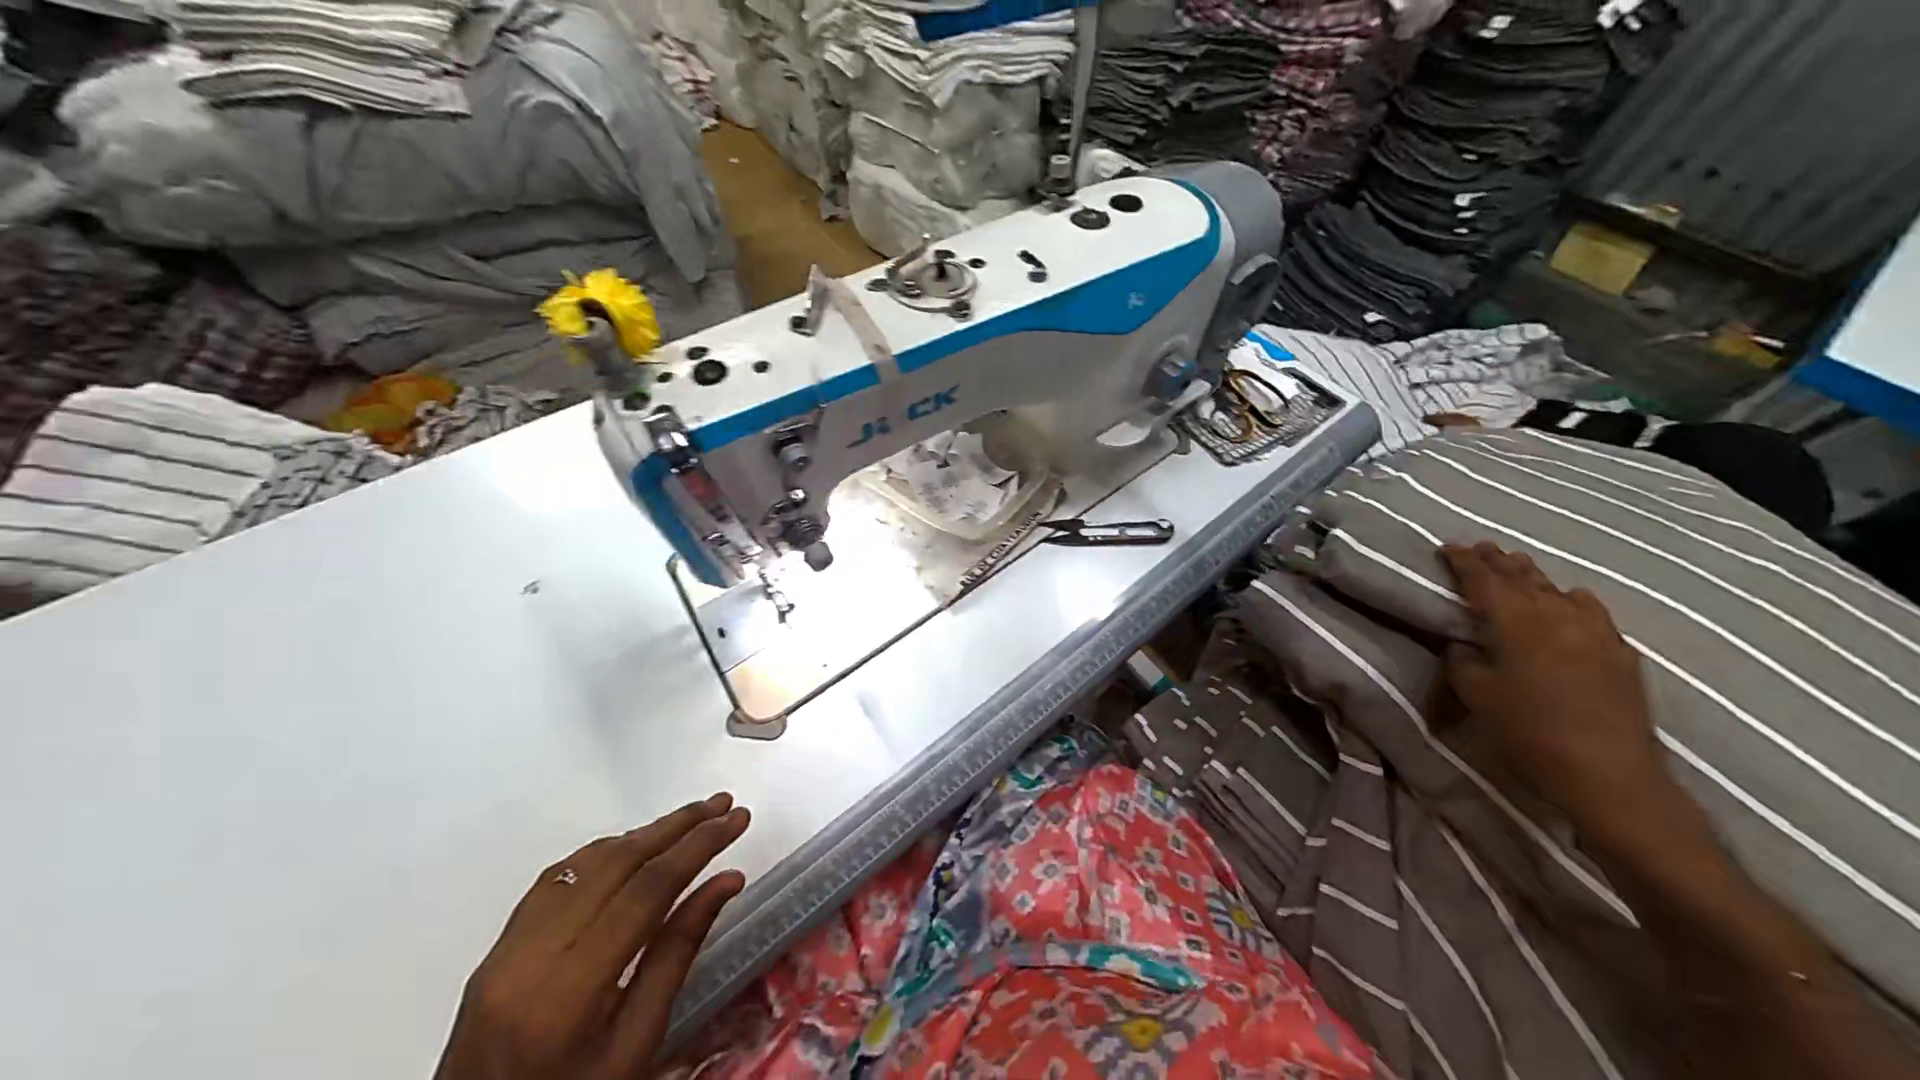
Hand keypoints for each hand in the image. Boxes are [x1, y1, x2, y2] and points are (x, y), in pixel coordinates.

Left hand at [435, 794, 750, 1079]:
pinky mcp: (496, 949)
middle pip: (614, 864)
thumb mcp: (638, 1045)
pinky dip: (603, 854)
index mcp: (568, 994)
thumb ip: (678, 955)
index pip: (645, 891)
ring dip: (642, 834)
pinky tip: (633, 848)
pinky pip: (556, 881)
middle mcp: (528, 957)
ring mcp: (504, 950)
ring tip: (690, 819)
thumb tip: (727, 880)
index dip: (697, 846)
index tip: (737, 820)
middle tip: (722, 804)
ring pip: (583, 864)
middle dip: (676, 826)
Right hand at [1440, 543, 1670, 840]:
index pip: (1483, 580)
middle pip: (1524, 578)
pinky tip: (1573, 600)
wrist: (1609, 775)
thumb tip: (1463, 645)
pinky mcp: (1621, 654)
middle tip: (1482, 547)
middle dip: (1500, 561)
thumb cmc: (1529, 732)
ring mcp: (1596, 633)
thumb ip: (1463, 662)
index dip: (1464, 561)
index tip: (1448, 546)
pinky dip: (1573, 600)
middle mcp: (1557, 616)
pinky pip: (1593, 612)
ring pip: (1558, 591)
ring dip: (1535, 577)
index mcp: (1515, 622)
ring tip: (1520, 567)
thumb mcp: (1476, 696)